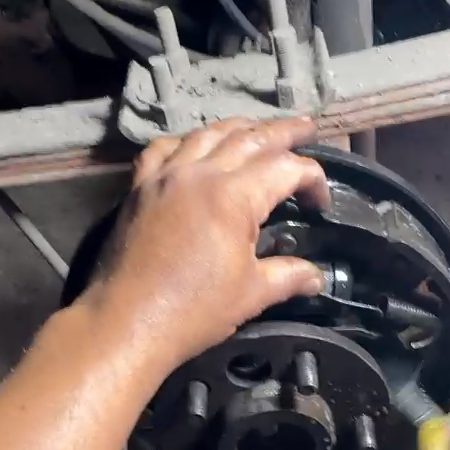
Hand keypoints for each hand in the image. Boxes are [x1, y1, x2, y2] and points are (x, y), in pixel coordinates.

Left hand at [77, 117, 332, 367]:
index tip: (322, 202)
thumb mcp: (252, 295)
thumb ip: (289, 276)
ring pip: (208, 134)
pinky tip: (196, 147)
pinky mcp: (140, 187)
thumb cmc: (192, 311)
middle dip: (284, 131)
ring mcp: (166, 175)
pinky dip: (188, 142)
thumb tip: (316, 277)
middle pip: (251, 137)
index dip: (312, 178)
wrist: (127, 322)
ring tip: (259, 130)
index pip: (285, 167)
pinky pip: (165, 149)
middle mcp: (200, 172)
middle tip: (307, 127)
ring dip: (239, 128)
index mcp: (233, 196)